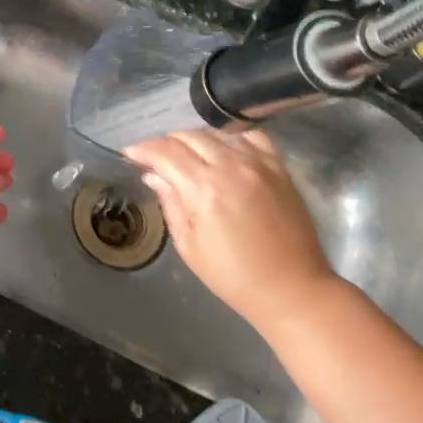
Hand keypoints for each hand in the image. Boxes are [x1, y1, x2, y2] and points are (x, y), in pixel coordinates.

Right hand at [125, 128, 340, 332]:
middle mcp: (230, 166)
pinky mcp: (279, 168)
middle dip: (166, 144)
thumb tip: (154, 175)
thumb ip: (170, 203)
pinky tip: (227, 152)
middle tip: (158, 160)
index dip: (142, 149)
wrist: (291, 289)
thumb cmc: (233, 276)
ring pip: (216, 133)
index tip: (131, 154)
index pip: (164, 152)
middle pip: (187, 136)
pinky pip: (252, 136)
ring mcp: (258, 163)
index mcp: (203, 188)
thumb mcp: (189, 245)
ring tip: (189, 157)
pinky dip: (233, 138)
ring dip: (195, 140)